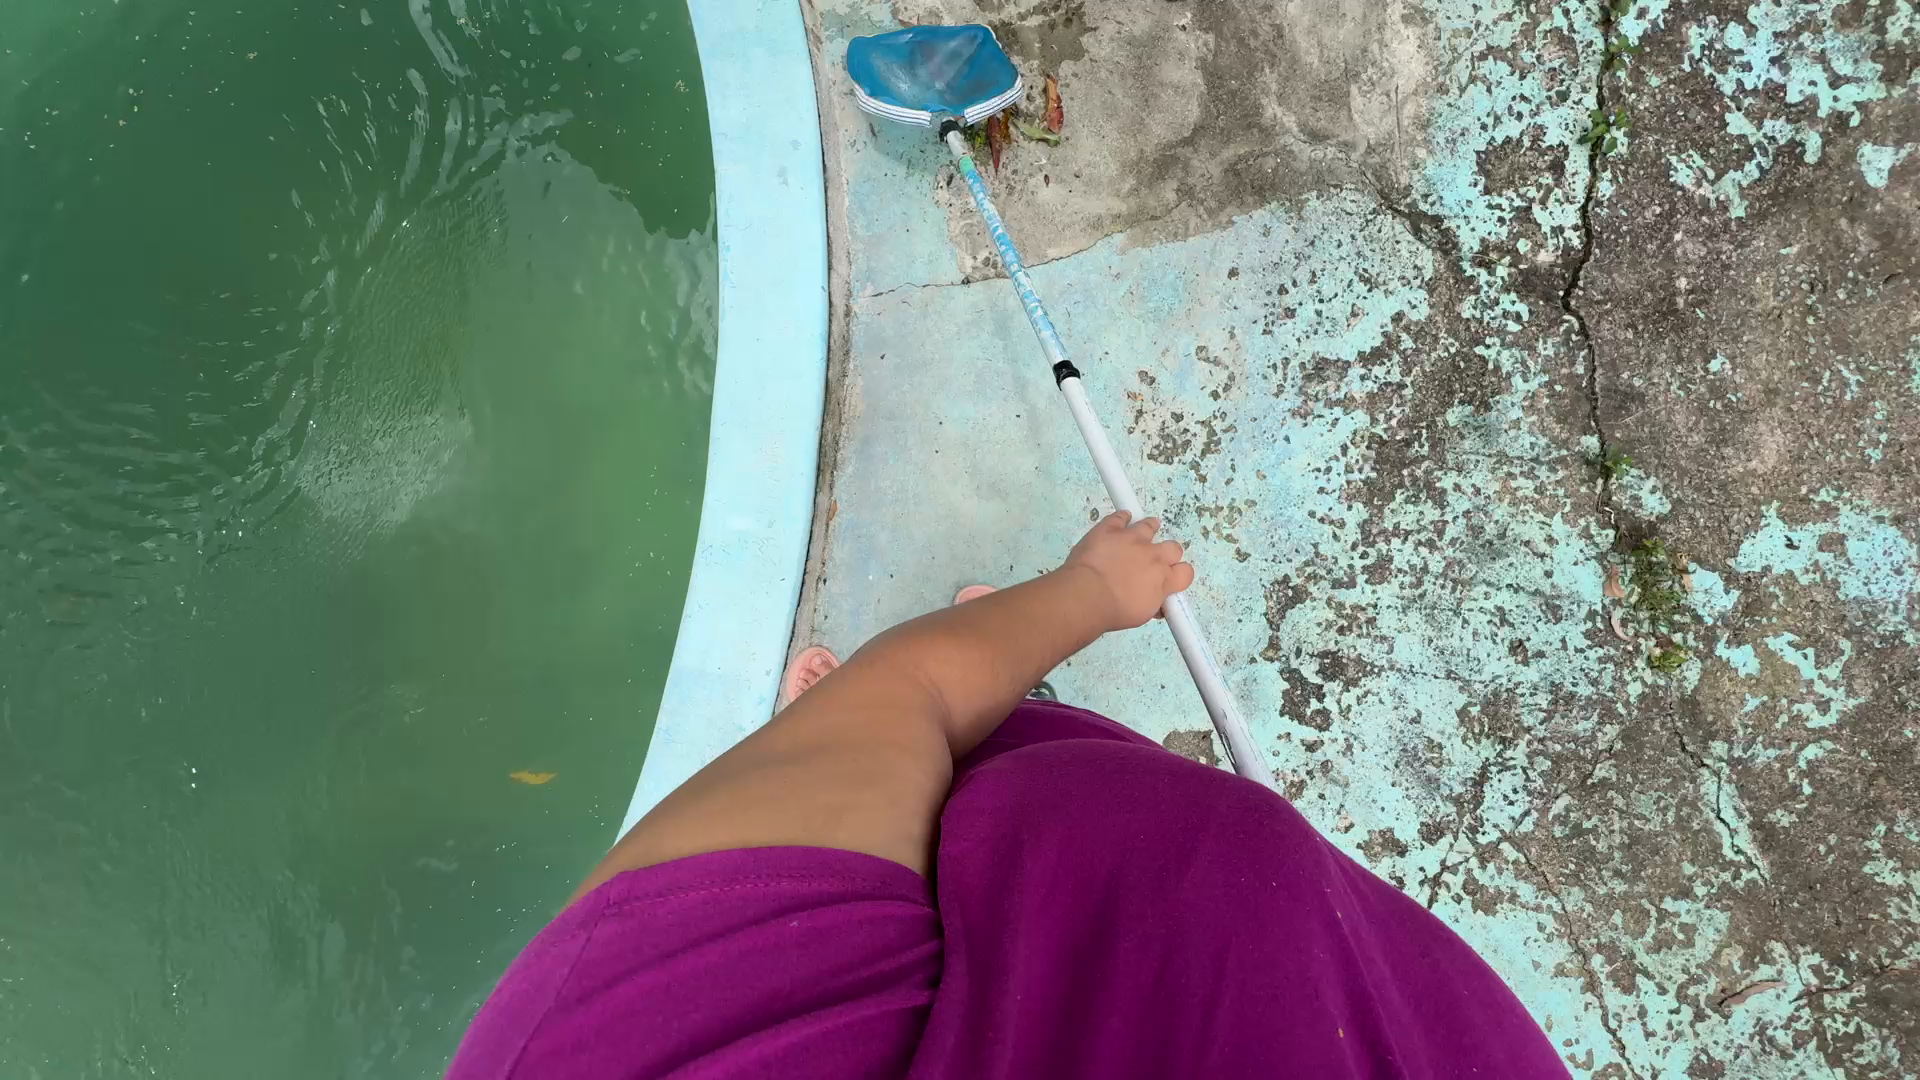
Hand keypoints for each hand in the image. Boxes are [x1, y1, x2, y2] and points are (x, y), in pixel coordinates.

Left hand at [1059, 512, 1193, 631]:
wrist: (1087, 595)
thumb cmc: (1114, 611)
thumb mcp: (1141, 615)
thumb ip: (1153, 603)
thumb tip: (1156, 604)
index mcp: (1163, 579)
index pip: (1186, 572)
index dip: (1178, 574)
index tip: (1168, 578)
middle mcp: (1152, 556)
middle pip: (1173, 547)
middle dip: (1166, 553)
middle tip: (1153, 559)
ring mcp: (1131, 539)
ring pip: (1148, 525)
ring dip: (1148, 527)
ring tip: (1145, 529)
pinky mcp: (1109, 529)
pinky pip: (1119, 517)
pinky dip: (1122, 517)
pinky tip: (1122, 518)